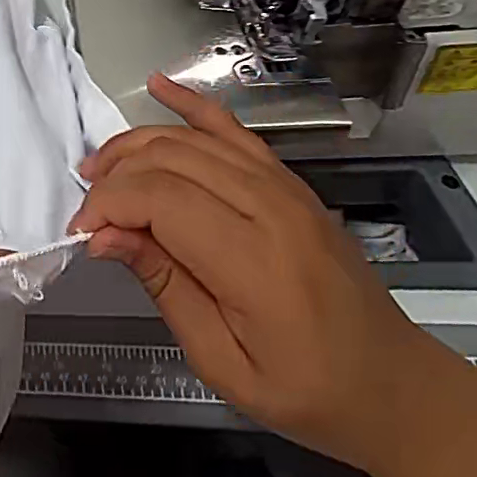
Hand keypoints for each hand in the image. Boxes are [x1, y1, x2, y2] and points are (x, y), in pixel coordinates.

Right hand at [68, 72, 440, 472]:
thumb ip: (163, 286)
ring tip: (99, 167)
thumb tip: (102, 237)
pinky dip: (191, 104)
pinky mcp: (288, 179)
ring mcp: (284, 186)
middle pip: (170, 160)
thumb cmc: (308, 390)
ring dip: (136, 145)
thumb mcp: (223, 362)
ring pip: (191, 139)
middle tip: (87, 207)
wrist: (394, 384)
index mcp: (256, 262)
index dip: (108, 205)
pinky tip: (158, 86)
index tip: (82, 232)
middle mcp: (271, 208)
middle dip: (114, 175)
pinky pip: (231, 128)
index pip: (161, 200)